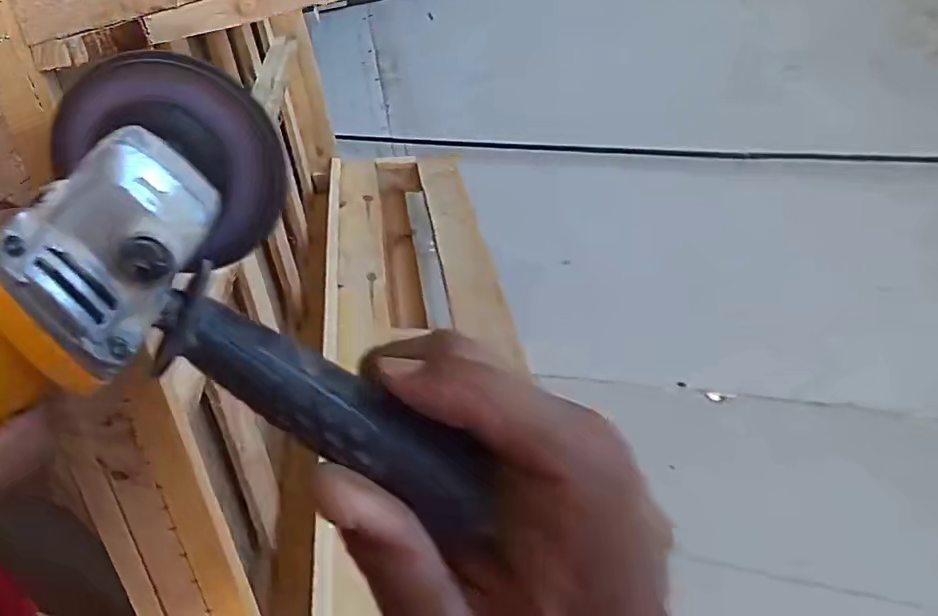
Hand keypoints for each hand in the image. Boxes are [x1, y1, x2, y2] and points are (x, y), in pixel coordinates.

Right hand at [315, 331, 670, 615]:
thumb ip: (398, 565)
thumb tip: (326, 480)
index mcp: (601, 551)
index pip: (565, 444)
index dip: (475, 391)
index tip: (383, 380)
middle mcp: (611, 492)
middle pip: (525, 391)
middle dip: (434, 372)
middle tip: (362, 398)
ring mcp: (586, 462)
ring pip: (508, 378)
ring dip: (436, 378)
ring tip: (379, 415)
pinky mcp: (556, 449)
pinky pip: (500, 394)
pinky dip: (447, 392)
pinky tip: (412, 426)